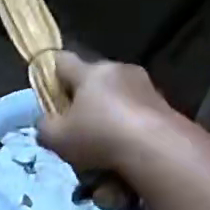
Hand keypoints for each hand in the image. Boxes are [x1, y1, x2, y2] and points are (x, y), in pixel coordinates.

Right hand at [38, 52, 193, 173]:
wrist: (157, 148)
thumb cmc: (99, 135)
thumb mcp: (57, 138)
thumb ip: (45, 127)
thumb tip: (47, 123)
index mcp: (90, 72)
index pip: (62, 61)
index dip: (50, 73)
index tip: (46, 91)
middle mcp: (118, 70)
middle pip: (92, 80)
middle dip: (82, 99)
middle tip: (73, 125)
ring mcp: (145, 85)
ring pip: (116, 96)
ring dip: (107, 113)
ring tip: (100, 142)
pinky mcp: (163, 104)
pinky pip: (135, 112)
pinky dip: (126, 126)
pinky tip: (122, 149)